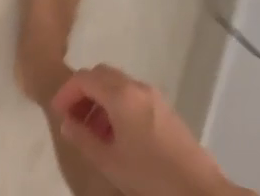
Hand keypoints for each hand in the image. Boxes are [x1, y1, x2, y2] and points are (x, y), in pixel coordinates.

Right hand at [50, 65, 241, 195]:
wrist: (202, 192)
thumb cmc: (151, 176)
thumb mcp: (109, 162)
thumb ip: (83, 138)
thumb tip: (67, 123)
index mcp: (121, 95)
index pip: (84, 78)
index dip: (66, 92)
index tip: (57, 113)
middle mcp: (137, 87)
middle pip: (101, 75)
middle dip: (83, 92)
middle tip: (74, 118)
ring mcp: (155, 97)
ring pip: (118, 85)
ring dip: (101, 99)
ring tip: (94, 132)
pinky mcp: (167, 110)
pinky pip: (134, 96)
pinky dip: (118, 106)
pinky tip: (118, 136)